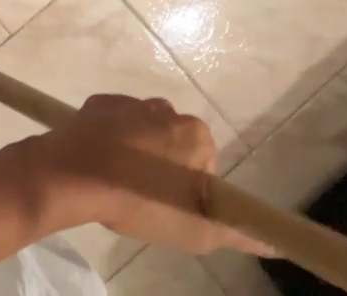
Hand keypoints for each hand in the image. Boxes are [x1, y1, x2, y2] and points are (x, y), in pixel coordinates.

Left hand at [25, 94, 273, 256]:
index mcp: (195, 133)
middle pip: (174, 141)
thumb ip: (237, 234)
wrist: (72, 174)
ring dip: (137, 149)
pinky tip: (100, 160)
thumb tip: (273, 245)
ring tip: (119, 179)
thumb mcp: (196, 231)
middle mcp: (164, 108)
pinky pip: (112, 121)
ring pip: (142, 129)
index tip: (172, 203)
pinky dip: (110, 136)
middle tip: (145, 193)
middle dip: (165, 164)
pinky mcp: (96, 102)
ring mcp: (127, 102)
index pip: (205, 161)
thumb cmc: (140, 201)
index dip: (191, 187)